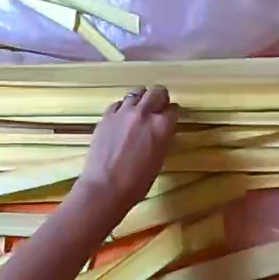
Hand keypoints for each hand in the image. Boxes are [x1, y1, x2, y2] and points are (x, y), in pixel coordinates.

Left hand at [73, 86, 177, 209]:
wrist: (105, 187)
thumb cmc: (137, 182)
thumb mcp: (159, 160)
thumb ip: (161, 139)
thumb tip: (160, 131)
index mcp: (162, 126)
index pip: (173, 110)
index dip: (172, 113)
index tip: (170, 117)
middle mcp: (144, 113)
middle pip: (156, 92)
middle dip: (160, 97)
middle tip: (158, 105)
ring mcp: (123, 112)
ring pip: (136, 92)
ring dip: (141, 98)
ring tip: (140, 106)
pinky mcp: (106, 116)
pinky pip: (118, 103)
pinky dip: (123, 107)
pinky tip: (122, 116)